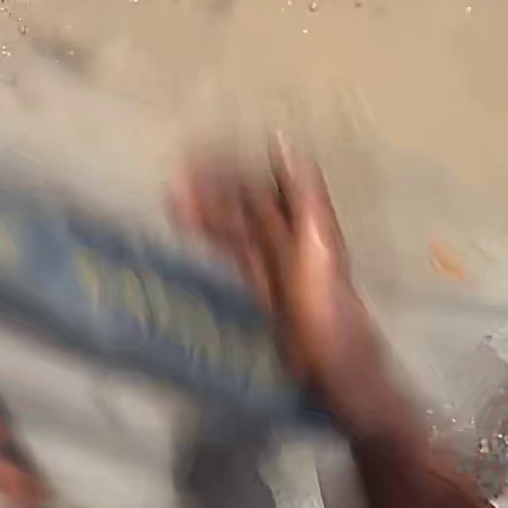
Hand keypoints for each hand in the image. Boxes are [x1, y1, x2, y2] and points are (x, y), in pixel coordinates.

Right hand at [169, 137, 390, 418]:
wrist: (334, 367)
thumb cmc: (327, 306)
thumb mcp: (317, 243)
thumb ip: (302, 192)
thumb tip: (280, 140)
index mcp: (303, 219)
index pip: (261, 181)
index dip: (231, 164)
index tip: (198, 152)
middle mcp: (288, 234)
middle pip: (244, 202)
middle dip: (212, 187)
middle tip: (175, 176)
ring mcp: (273, 260)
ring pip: (234, 226)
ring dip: (205, 211)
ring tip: (172, 198)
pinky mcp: (262, 285)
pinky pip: (232, 252)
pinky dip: (210, 239)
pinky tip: (190, 231)